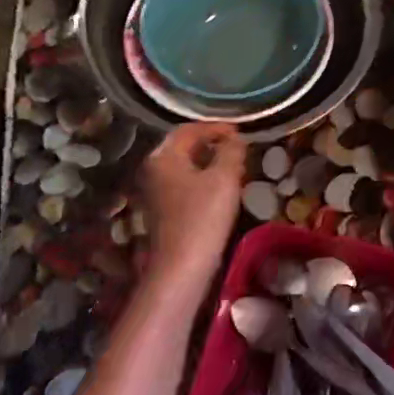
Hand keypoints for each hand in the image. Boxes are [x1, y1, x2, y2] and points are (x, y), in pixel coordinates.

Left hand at [139, 122, 246, 282]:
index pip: (189, 130)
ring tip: (234, 168)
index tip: (240, 133)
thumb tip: (235, 139)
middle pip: (184, 147)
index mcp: (164, 156)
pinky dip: (203, 181)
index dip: (216, 128)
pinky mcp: (162, 211)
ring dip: (209, 164)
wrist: (181, 266)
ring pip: (185, 168)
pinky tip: (221, 191)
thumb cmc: (203, 217)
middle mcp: (153, 170)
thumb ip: (231, 152)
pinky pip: (184, 186)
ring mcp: (155, 192)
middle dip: (212, 145)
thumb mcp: (224, 179)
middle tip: (238, 149)